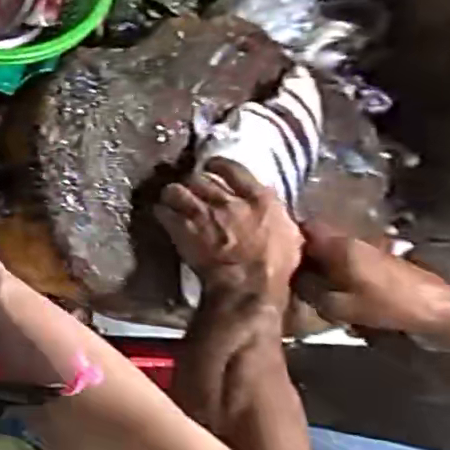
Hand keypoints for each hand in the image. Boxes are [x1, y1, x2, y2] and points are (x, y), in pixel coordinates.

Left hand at [155, 158, 300, 298]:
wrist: (248, 285)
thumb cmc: (275, 265)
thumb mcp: (288, 233)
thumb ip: (273, 213)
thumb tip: (264, 204)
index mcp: (260, 200)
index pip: (234, 168)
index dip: (217, 165)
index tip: (210, 166)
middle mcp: (229, 201)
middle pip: (199, 178)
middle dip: (191, 183)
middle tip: (189, 191)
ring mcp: (202, 213)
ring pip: (175, 189)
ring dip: (172, 194)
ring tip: (172, 201)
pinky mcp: (181, 227)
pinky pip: (162, 210)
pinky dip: (160, 212)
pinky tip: (163, 216)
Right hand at [299, 221, 449, 334]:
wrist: (445, 315)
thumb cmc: (388, 305)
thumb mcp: (335, 305)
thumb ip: (306, 289)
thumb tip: (289, 280)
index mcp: (339, 245)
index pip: (303, 226)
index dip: (284, 233)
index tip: (269, 246)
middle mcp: (355, 241)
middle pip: (317, 239)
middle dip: (301, 251)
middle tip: (284, 269)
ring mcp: (373, 252)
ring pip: (334, 252)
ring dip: (321, 264)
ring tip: (307, 283)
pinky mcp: (386, 266)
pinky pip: (350, 262)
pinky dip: (338, 272)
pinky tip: (335, 290)